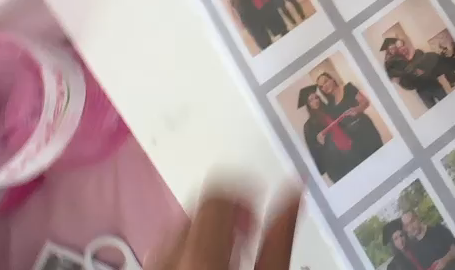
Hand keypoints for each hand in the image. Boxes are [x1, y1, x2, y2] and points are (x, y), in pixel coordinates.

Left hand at [152, 188, 296, 269]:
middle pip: (192, 212)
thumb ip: (280, 239)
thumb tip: (295, 191)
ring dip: (202, 238)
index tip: (260, 215)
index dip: (243, 195)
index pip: (216, 196)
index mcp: (201, 259)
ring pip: (173, 236)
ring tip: (227, 261)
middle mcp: (167, 263)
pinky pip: (160, 260)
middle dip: (223, 219)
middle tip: (249, 240)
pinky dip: (183, 258)